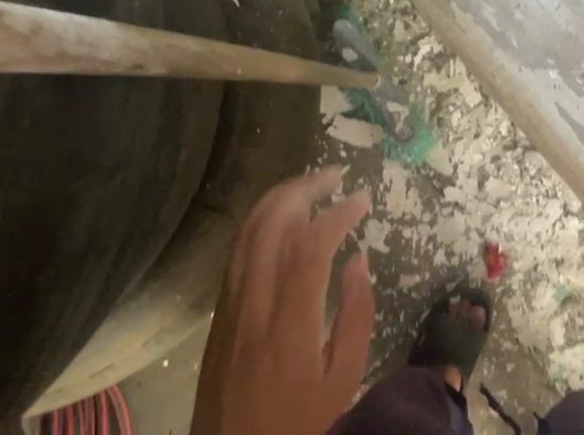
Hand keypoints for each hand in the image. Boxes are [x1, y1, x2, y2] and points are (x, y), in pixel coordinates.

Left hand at [190, 167, 373, 434]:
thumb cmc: (299, 423)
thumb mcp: (343, 380)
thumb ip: (356, 316)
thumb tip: (360, 258)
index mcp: (290, 322)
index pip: (312, 244)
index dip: (339, 211)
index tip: (364, 198)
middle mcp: (254, 302)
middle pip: (272, 223)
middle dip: (305, 188)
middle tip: (336, 175)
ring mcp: (231, 305)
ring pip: (248, 231)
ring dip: (280, 198)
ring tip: (311, 185)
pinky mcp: (219, 313)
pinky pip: (237, 251)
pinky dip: (260, 221)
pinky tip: (281, 219)